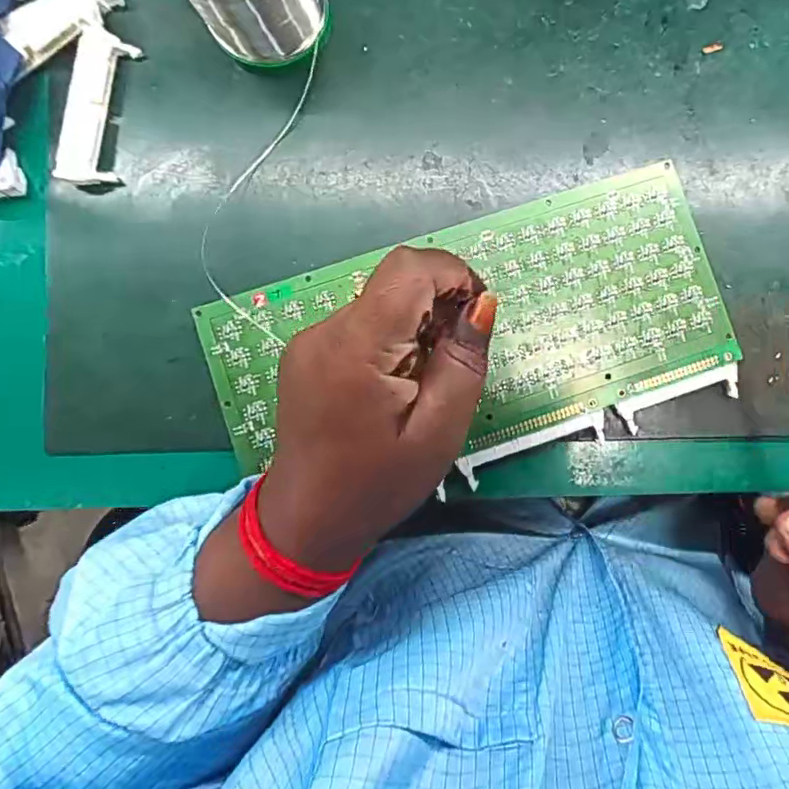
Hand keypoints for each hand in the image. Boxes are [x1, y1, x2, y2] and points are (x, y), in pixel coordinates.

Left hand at [252, 245, 495, 570]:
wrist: (305, 520)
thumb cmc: (376, 487)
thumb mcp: (438, 433)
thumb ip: (464, 362)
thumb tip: (482, 303)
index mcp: (356, 348)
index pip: (408, 268)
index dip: (452, 275)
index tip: (474, 316)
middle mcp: (324, 331)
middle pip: (394, 283)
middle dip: (437, 307)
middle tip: (452, 362)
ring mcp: (309, 340)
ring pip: (379, 303)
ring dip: (414, 327)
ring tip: (422, 384)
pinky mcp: (305, 353)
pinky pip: (360, 325)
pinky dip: (389, 341)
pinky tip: (395, 386)